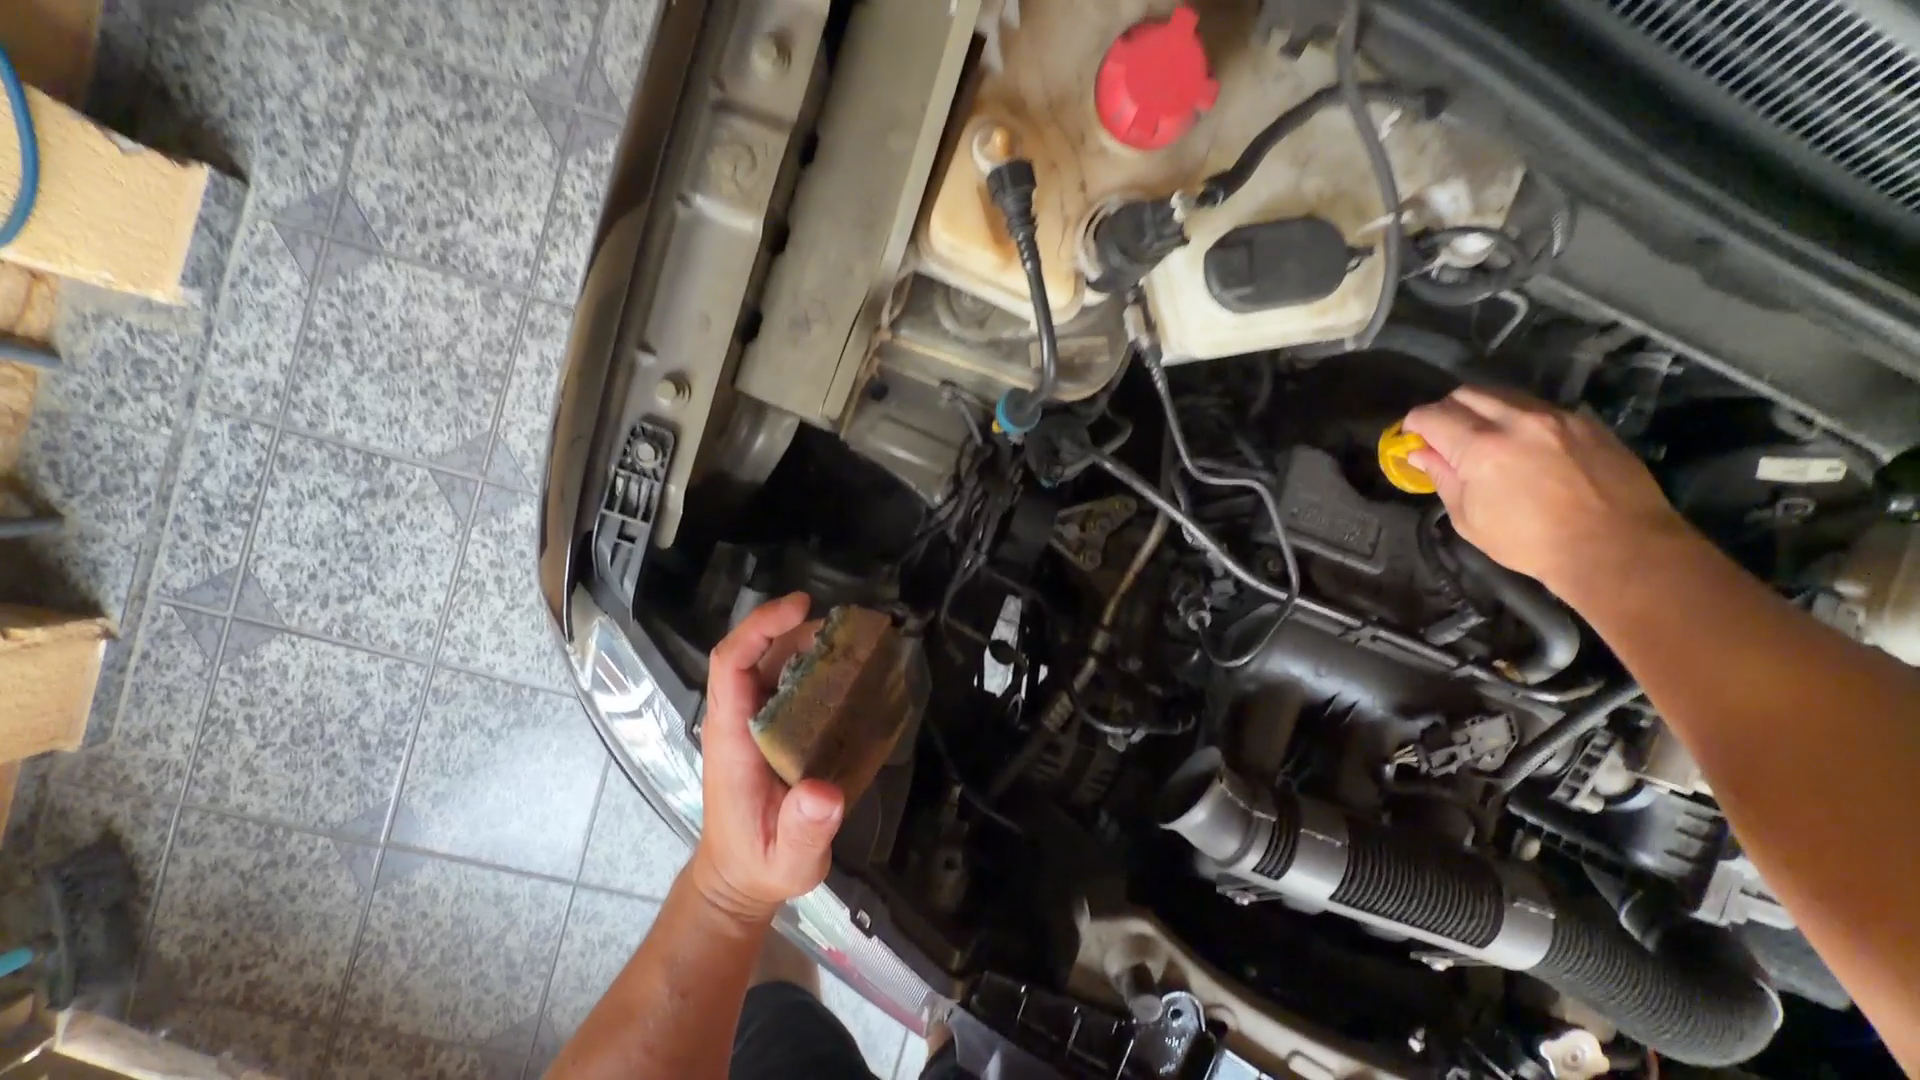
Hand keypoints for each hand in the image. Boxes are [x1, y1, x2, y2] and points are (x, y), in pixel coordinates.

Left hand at [688, 593, 845, 925]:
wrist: (741, 878)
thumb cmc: (760, 865)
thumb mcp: (788, 861)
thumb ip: (803, 831)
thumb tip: (823, 793)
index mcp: (731, 739)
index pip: (731, 664)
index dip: (760, 628)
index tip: (800, 608)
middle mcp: (738, 721)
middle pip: (754, 653)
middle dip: (795, 628)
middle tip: (850, 626)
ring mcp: (753, 723)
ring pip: (772, 664)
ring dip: (809, 644)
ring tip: (857, 642)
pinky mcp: (770, 730)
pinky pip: (787, 684)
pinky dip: (816, 667)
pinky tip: (852, 672)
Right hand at [1401, 386, 1690, 595]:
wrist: (1616, 547)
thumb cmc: (1531, 543)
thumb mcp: (1470, 519)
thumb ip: (1443, 478)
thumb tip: (1421, 454)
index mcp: (1481, 447)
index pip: (1432, 415)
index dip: (1414, 424)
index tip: (1411, 437)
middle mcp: (1517, 420)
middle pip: (1467, 393)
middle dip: (1447, 410)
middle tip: (1444, 436)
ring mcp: (1556, 417)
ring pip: (1505, 395)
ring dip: (1484, 410)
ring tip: (1485, 438)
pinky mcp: (1586, 422)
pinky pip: (1541, 408)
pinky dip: (1520, 419)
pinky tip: (1526, 446)